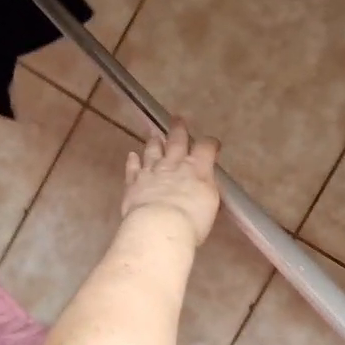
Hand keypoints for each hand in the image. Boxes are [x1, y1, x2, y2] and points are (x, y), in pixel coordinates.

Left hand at [121, 121, 220, 244]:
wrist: (160, 226)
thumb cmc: (193, 219)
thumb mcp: (210, 202)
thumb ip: (207, 187)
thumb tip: (205, 180)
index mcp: (197, 169)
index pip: (206, 148)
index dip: (210, 143)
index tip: (212, 143)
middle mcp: (174, 165)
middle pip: (176, 142)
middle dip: (178, 129)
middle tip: (177, 118)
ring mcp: (151, 172)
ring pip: (152, 151)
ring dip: (154, 142)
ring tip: (154, 135)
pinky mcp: (133, 183)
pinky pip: (133, 169)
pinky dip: (132, 161)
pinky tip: (131, 155)